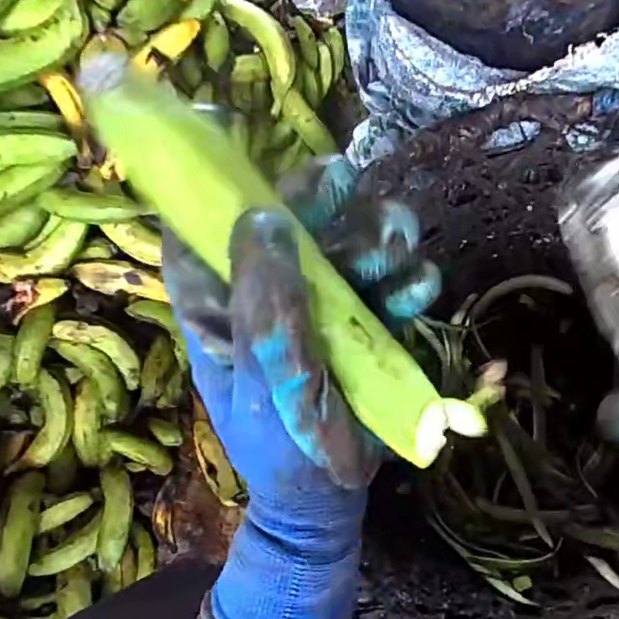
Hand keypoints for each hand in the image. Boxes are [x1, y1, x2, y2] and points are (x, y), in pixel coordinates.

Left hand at [164, 158, 438, 618]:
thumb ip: (264, 307)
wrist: (328, 499)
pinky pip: (381, 283)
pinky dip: (403, 280)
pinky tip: (418, 289)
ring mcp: (314, 306)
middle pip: (286, 222)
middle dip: (322, 201)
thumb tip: (263, 219)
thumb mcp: (266, 384)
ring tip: (401, 250)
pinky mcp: (357, 323)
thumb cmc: (281, 450)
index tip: (225, 119)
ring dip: (375, 235)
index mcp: (217, 305)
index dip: (208, 175)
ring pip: (343, 244)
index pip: (200, 226)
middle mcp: (263, 294)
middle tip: (351, 184)